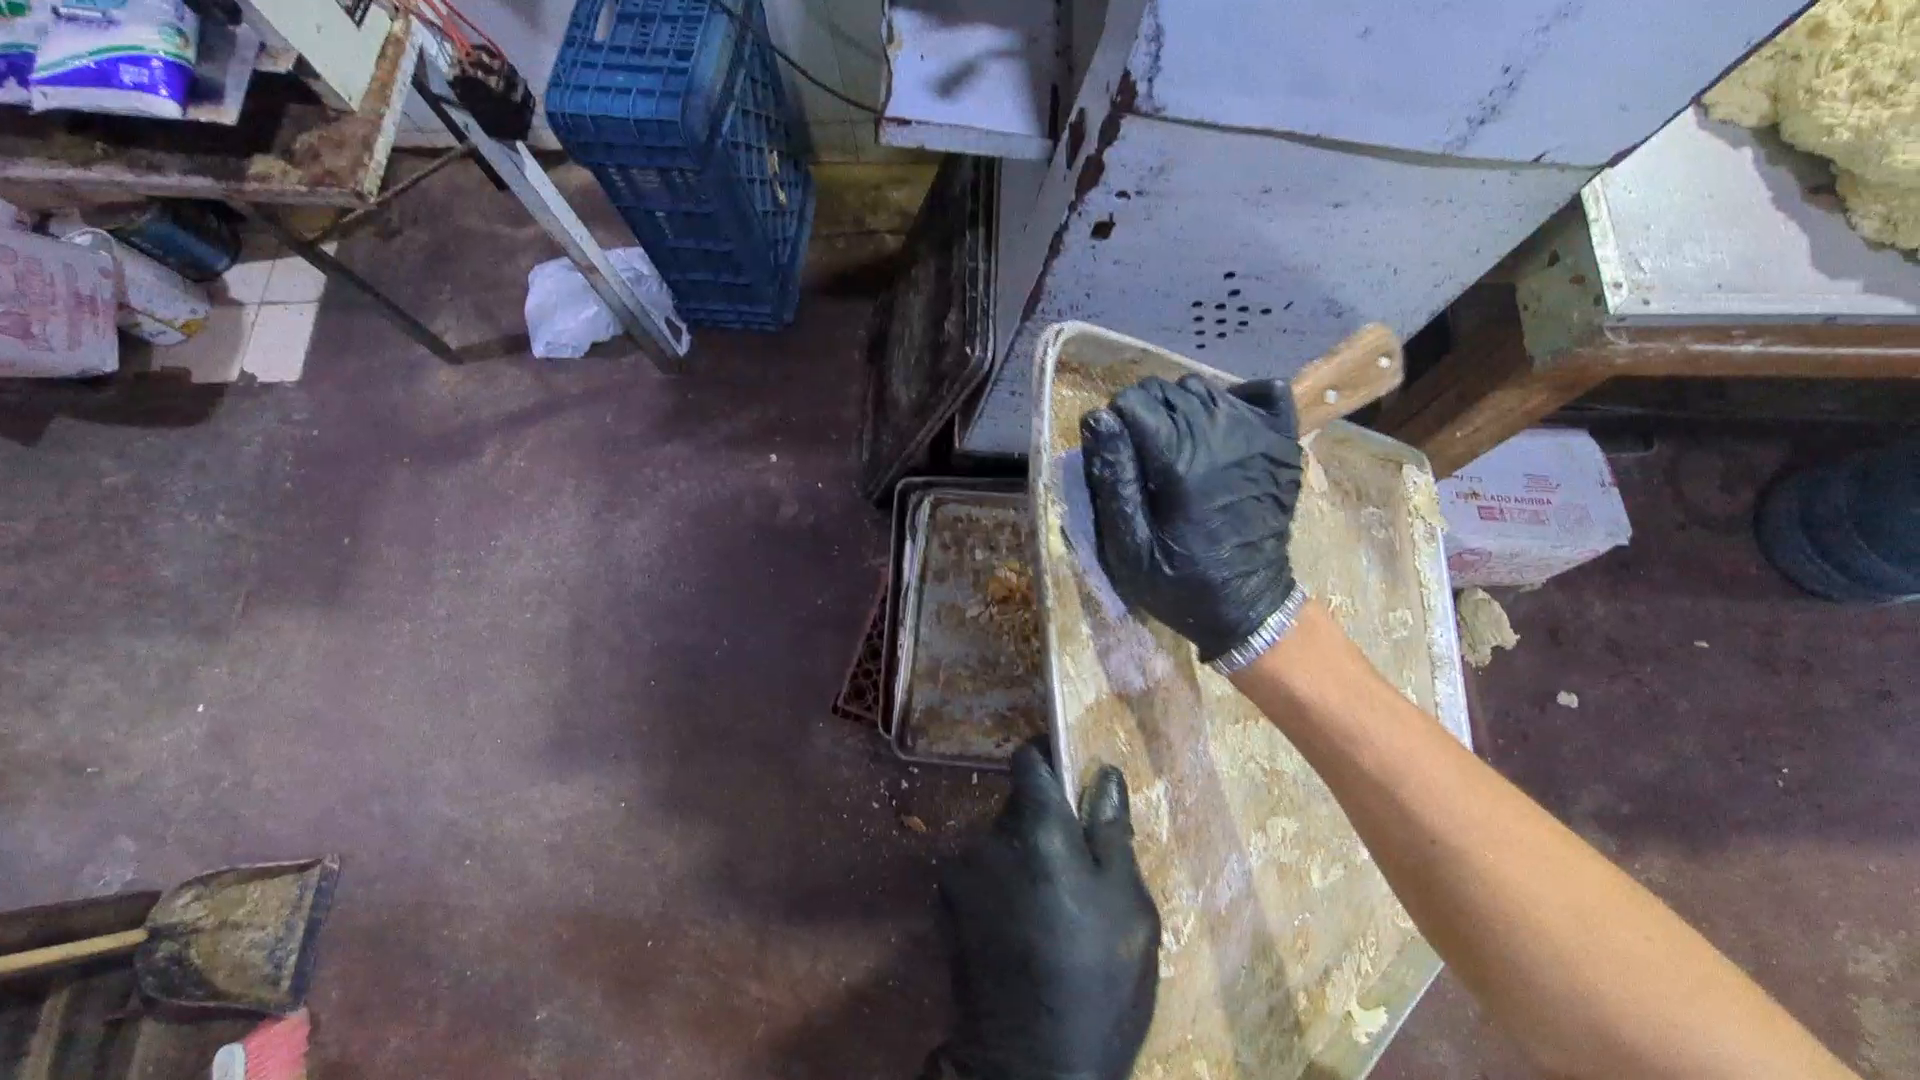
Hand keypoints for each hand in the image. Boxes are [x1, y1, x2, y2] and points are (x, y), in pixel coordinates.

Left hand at [932, 744, 1158, 1079]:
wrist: (1029, 1063)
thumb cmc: (1096, 981)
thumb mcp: (1128, 907)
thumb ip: (1110, 832)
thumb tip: (1103, 775)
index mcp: (1037, 830)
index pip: (1028, 760)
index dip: (1049, 757)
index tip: (1072, 774)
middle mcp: (987, 840)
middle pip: (1016, 805)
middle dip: (1045, 820)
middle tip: (1081, 864)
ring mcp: (960, 874)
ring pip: (998, 842)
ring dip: (1024, 855)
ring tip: (1056, 906)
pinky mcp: (946, 907)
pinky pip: (982, 874)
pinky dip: (1003, 883)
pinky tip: (1026, 926)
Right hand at [1079, 374, 1304, 663]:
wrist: (1249, 606)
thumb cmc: (1179, 583)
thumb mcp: (1127, 547)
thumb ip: (1111, 479)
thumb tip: (1098, 418)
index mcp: (1180, 461)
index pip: (1133, 401)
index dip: (1115, 422)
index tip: (1116, 453)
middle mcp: (1222, 435)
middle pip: (1166, 388)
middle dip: (1144, 412)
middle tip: (1143, 454)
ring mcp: (1258, 434)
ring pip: (1204, 387)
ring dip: (1182, 406)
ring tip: (1177, 444)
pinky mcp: (1282, 441)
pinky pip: (1262, 390)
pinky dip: (1236, 398)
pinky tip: (1221, 427)